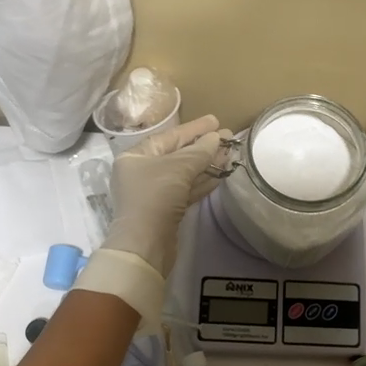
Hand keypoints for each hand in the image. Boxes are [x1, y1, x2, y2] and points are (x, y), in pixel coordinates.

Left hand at [73, 114, 225, 328]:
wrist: (145, 245)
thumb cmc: (155, 197)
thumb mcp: (178, 168)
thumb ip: (199, 151)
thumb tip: (217, 138)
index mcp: (136, 156)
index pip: (168, 136)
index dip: (193, 128)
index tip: (215, 121)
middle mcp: (142, 172)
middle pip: (177, 153)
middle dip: (203, 146)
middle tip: (228, 137)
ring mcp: (154, 192)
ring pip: (184, 173)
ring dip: (207, 163)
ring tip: (230, 154)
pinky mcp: (166, 210)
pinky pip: (186, 189)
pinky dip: (203, 181)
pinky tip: (221, 174)